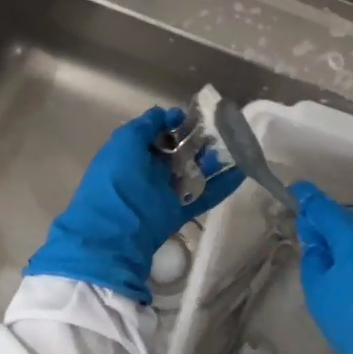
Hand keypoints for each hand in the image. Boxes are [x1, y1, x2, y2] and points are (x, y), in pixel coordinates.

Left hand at [24, 107, 242, 303]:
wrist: (110, 239)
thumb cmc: (116, 182)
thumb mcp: (125, 142)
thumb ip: (147, 124)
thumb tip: (169, 114)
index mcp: (132, 151)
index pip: (158, 132)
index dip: (176, 123)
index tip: (196, 115)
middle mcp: (148, 170)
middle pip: (178, 151)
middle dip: (198, 140)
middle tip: (221, 130)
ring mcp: (163, 192)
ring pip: (192, 171)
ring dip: (213, 159)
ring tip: (236, 146)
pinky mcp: (178, 213)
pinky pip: (203, 195)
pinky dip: (222, 185)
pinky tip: (241, 172)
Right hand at [292, 181, 352, 353]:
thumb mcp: (319, 293)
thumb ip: (313, 257)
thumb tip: (317, 240)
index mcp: (352, 234)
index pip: (322, 205)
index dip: (306, 198)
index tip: (295, 193)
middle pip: (347, 221)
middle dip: (330, 230)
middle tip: (318, 250)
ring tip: (346, 273)